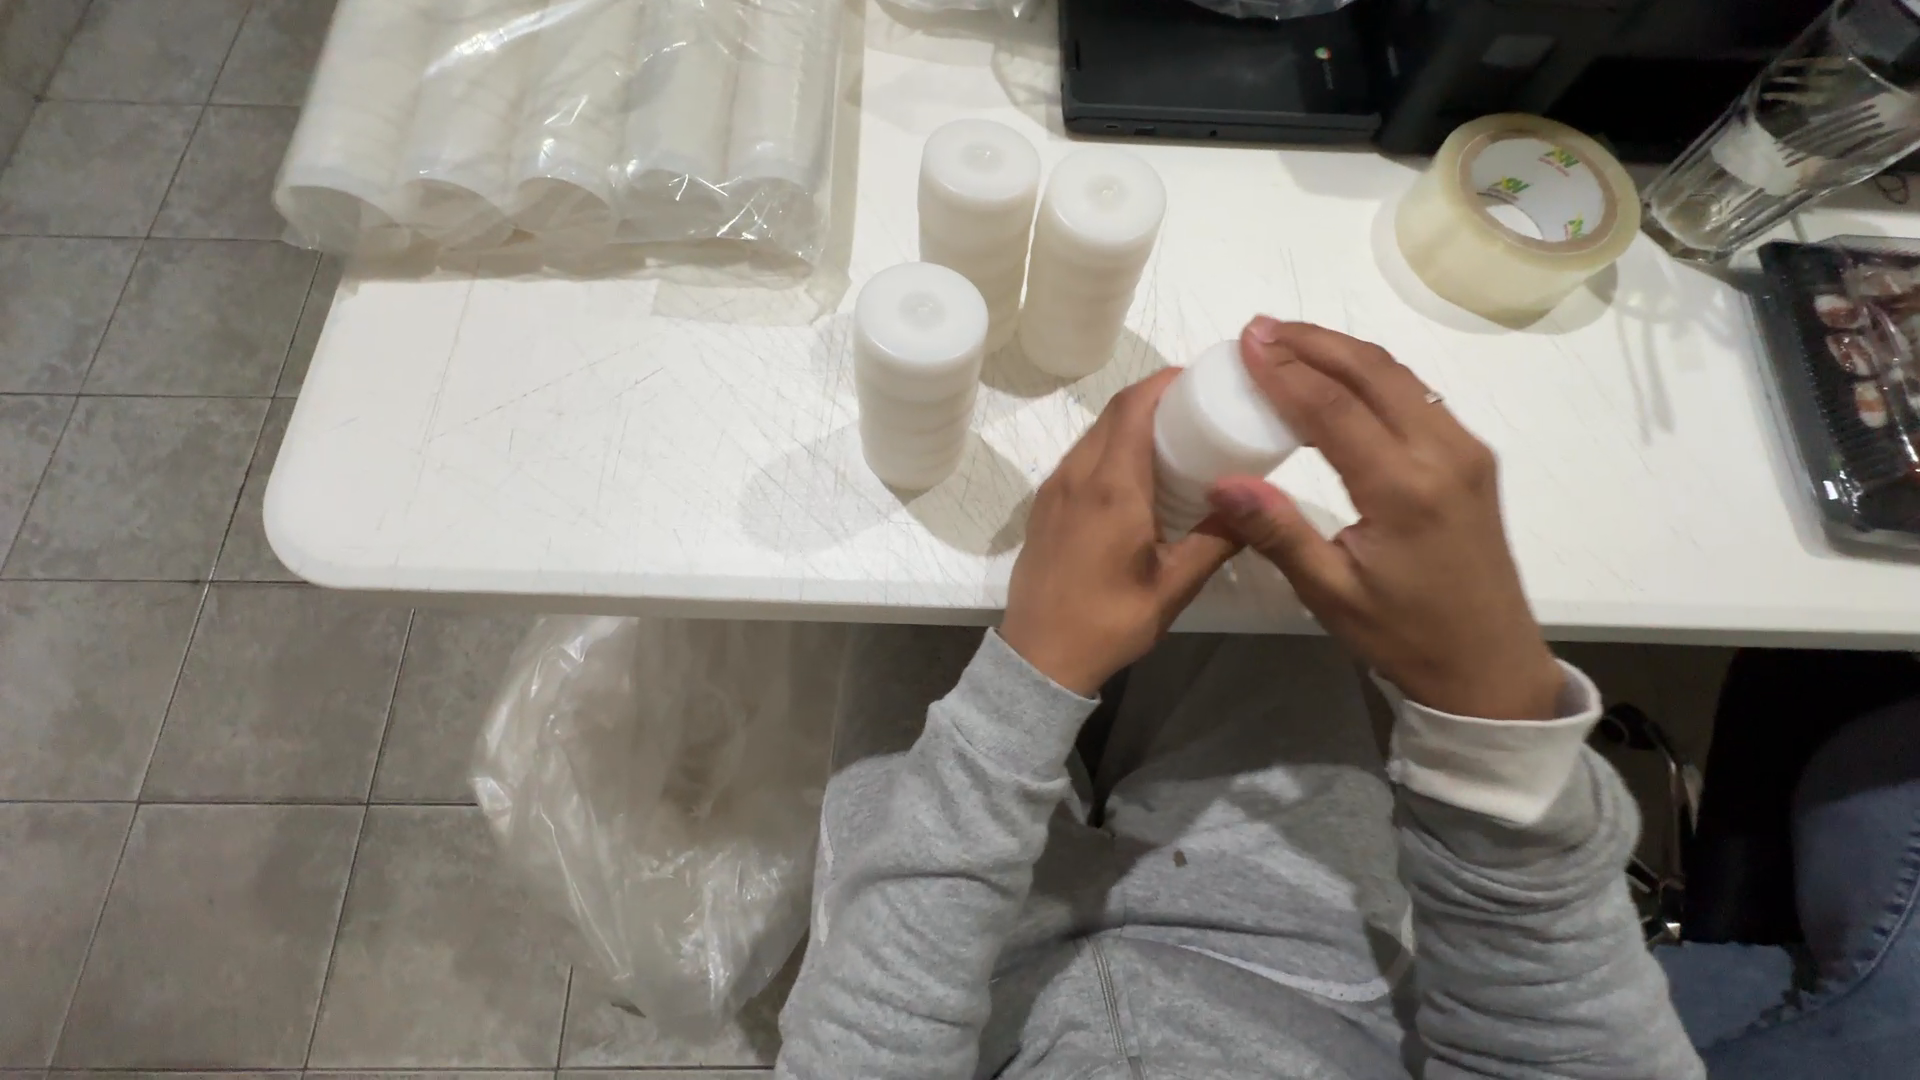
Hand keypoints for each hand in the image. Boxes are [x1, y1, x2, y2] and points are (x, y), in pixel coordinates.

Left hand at [1001, 369, 1239, 696]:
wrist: (1040, 656)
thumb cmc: (1108, 622)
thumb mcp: (1173, 586)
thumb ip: (1216, 541)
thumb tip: (1253, 505)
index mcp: (1111, 488)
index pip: (1133, 407)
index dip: (1166, 382)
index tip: (1201, 381)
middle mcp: (1075, 477)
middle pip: (1112, 413)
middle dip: (1154, 399)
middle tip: (1196, 412)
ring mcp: (1052, 490)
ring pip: (1092, 434)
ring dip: (1129, 424)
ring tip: (1171, 440)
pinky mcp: (1042, 507)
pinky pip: (1078, 459)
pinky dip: (1107, 449)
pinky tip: (1134, 476)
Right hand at [1208, 318, 1562, 720]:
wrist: (1489, 666)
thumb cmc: (1403, 635)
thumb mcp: (1330, 592)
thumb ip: (1278, 533)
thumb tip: (1221, 483)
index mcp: (1405, 489)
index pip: (1334, 409)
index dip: (1285, 371)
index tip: (1245, 343)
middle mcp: (1444, 454)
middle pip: (1373, 373)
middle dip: (1313, 343)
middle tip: (1259, 328)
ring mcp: (1465, 452)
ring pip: (1400, 377)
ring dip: (1342, 352)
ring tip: (1289, 342)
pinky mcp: (1470, 460)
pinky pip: (1416, 397)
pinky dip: (1369, 376)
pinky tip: (1337, 379)